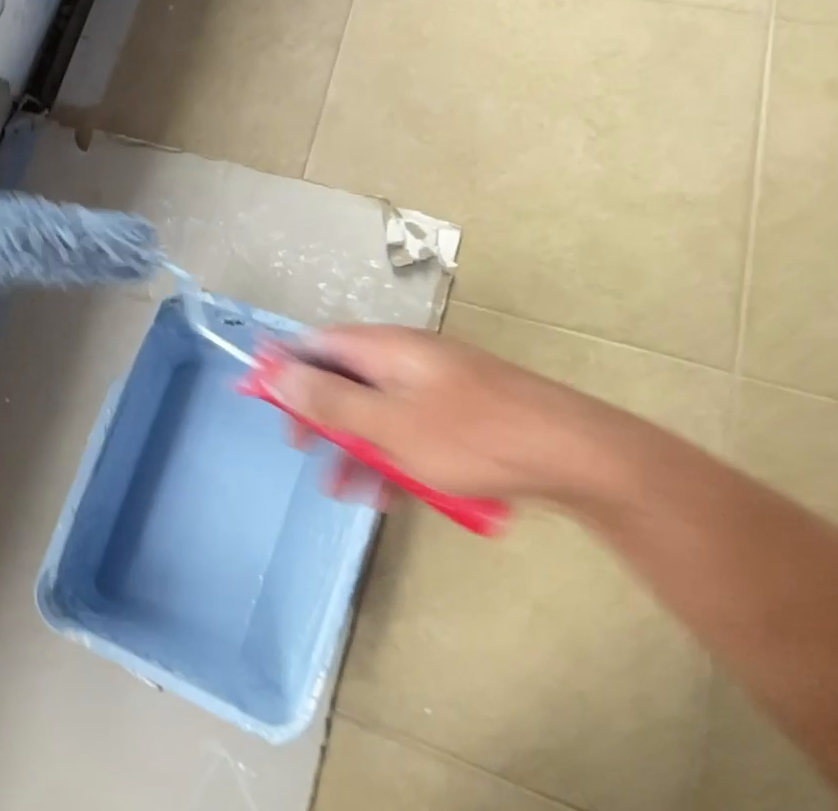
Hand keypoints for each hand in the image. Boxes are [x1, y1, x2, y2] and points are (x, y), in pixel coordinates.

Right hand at [266, 324, 678, 511]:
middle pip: (344, 378)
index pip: (318, 344)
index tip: (257, 394)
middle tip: (301, 448)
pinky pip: (408, 431)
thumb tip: (276, 374)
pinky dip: (390, 457)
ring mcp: (437, 389)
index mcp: (388, 349)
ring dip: (353, 447)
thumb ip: (328, 401)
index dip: (284, 366)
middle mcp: (409, 361)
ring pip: (376, 412)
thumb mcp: (387, 425)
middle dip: (318, 415)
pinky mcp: (461, 418)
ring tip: (343, 489)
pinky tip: (387, 494)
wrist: (580, 459)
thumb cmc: (473, 437)